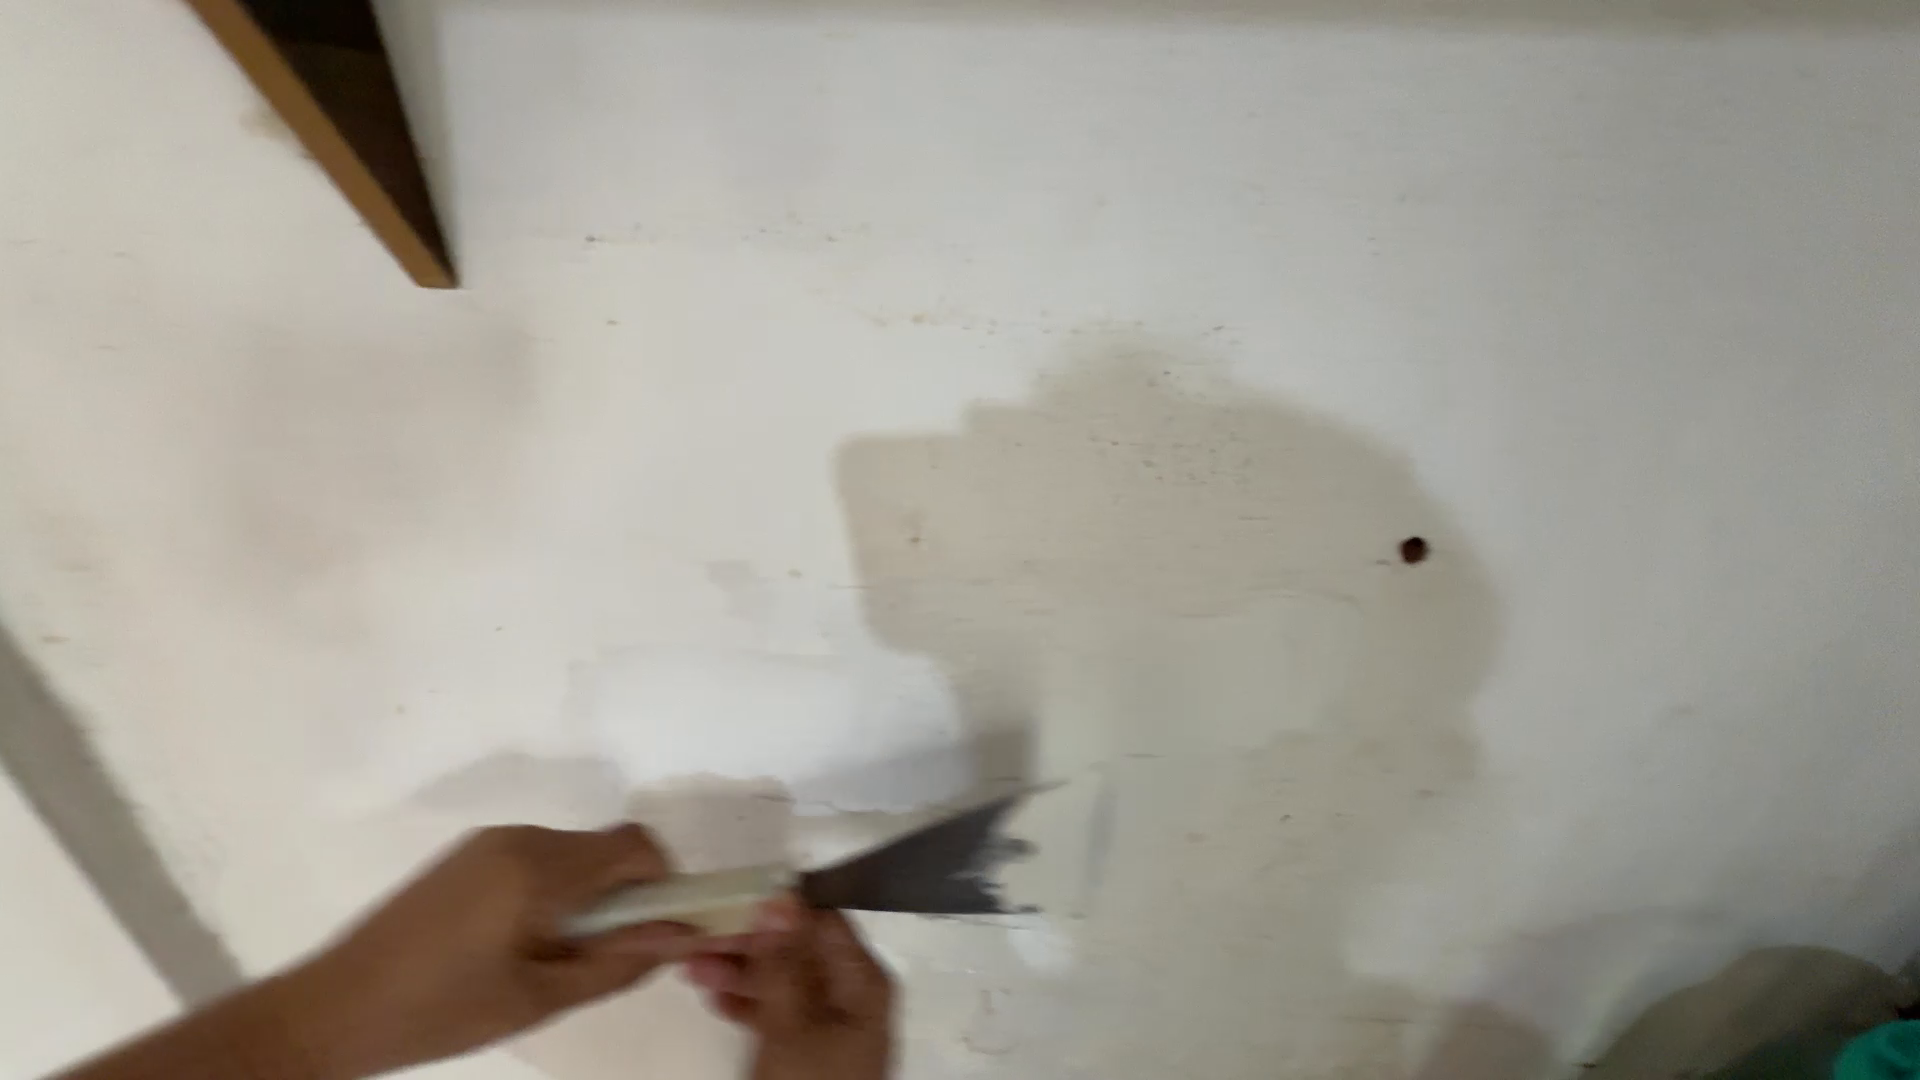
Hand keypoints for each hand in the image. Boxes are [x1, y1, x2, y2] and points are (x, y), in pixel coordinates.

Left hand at [275, 824, 703, 1076]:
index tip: (655, 925)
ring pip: (578, 851)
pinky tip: (519, 936)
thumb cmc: (439, 1013)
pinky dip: (557, 886)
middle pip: (609, 847)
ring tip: (552, 952)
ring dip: (589, 891)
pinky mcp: (474, 850)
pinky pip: (543, 854)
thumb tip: (678, 937)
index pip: (636, 844)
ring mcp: (496, 839)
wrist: (327, 1011)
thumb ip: (617, 964)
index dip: (662, 878)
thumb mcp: (538, 1000)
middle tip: (602, 951)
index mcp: (541, 870)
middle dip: (624, 892)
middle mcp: (525, 838)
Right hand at [683, 896, 894, 1079]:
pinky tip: (713, 997)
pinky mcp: (809, 1054)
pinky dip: (749, 1004)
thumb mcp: (791, 1027)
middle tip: (698, 941)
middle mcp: (852, 996)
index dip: (779, 911)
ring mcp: (831, 1026)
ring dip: (742, 972)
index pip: (823, 923)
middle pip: (800, 950)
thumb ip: (784, 961)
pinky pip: (780, 1013)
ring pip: (785, 981)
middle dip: (751, 944)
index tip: (731, 904)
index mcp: (863, 983)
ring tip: (692, 968)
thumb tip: (781, 895)